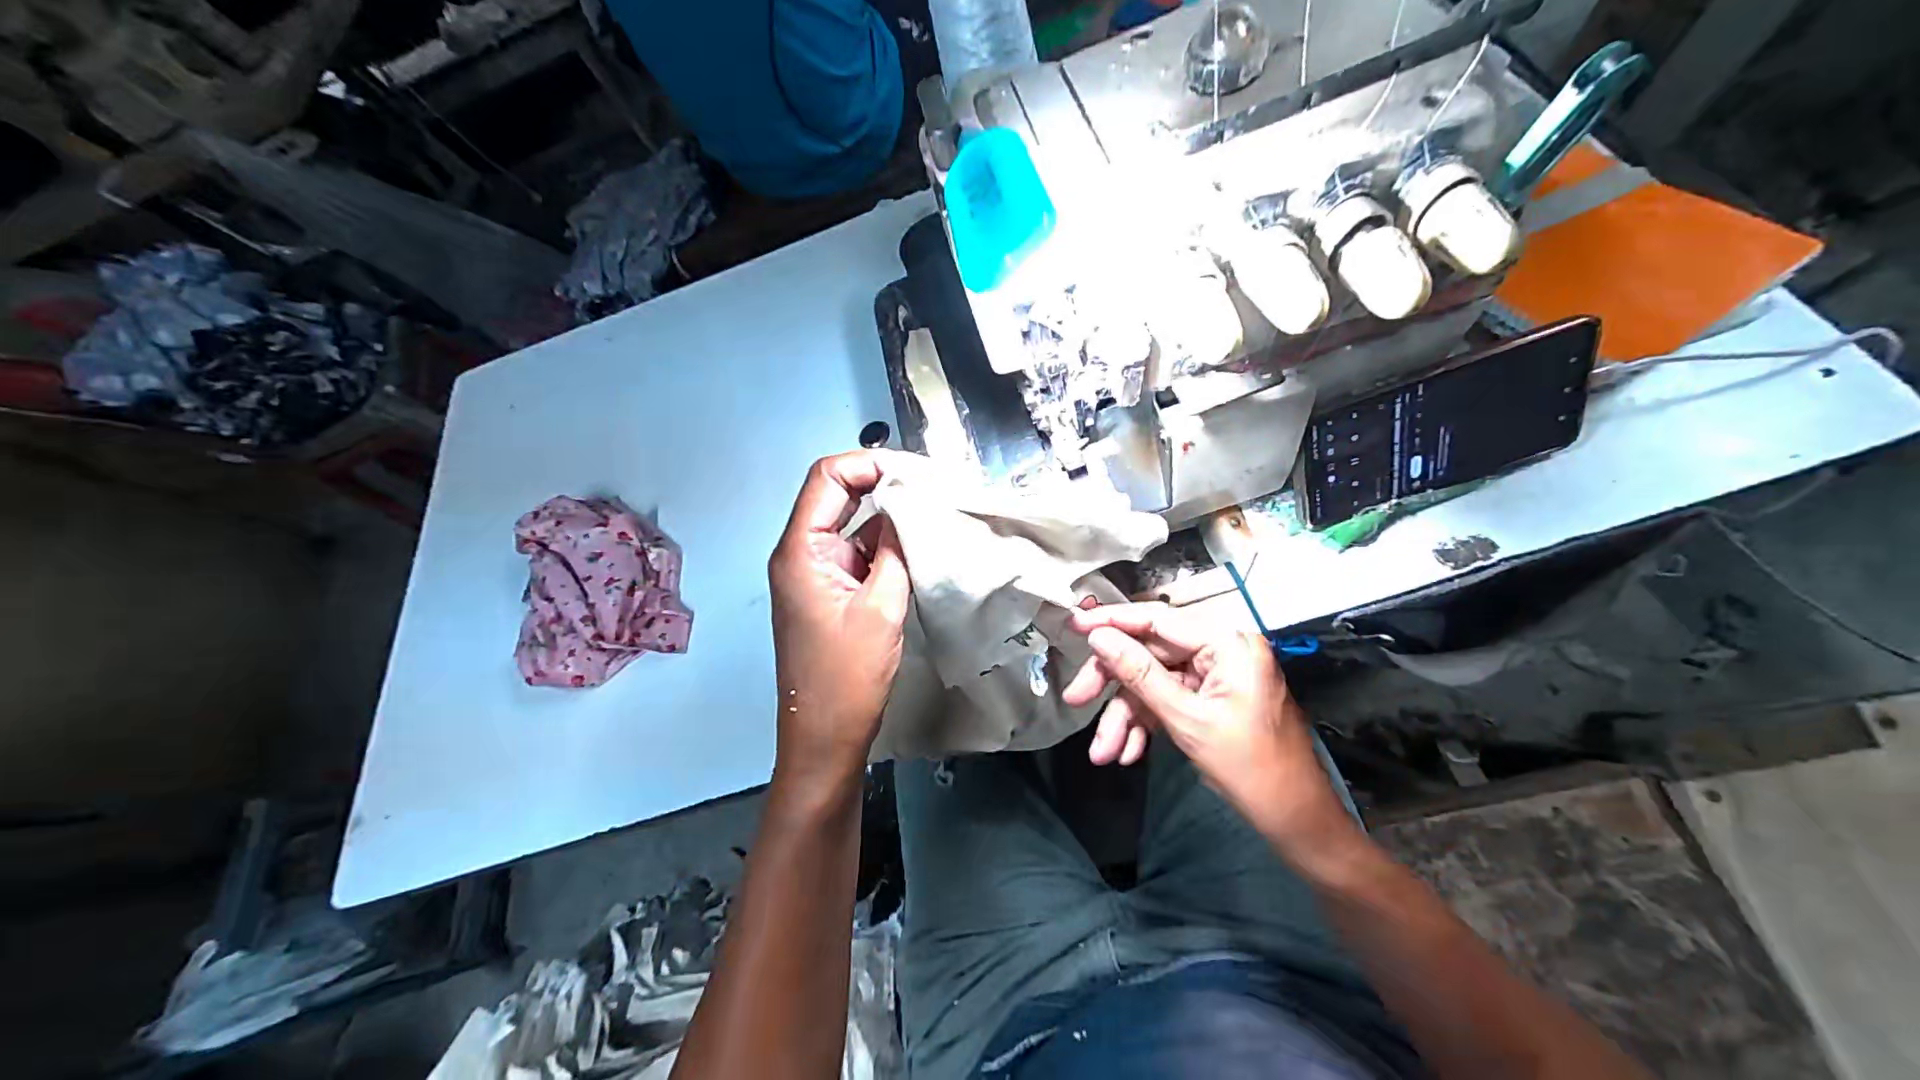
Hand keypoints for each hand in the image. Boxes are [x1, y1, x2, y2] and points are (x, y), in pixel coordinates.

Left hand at [768, 451, 911, 780]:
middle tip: (931, 486)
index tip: (915, 473)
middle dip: (882, 483)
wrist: (824, 737)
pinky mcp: (831, 590)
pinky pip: (858, 551)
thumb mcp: (881, 608)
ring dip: (888, 514)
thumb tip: (912, 506)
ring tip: (933, 509)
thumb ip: (895, 550)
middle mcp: (801, 553)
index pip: (827, 478)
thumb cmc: (846, 678)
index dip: (868, 464)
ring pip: (851, 523)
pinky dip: (886, 543)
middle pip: (837, 495)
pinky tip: (920, 542)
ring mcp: (816, 572)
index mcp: (801, 551)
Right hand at [1062, 602, 1351, 846]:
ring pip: (1153, 682)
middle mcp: (1221, 650)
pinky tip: (1128, 752)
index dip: (1112, 621)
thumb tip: (1098, 637)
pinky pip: (1168, 700)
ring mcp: (1215, 675)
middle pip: (1150, 653)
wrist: (1296, 819)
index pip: (1158, 619)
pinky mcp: (1210, 698)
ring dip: (1126, 715)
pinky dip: (1146, 723)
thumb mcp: (1186, 719)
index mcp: (1227, 644)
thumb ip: (1139, 674)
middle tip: (1076, 699)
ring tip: (1103, 751)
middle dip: (1113, 684)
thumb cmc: (1249, 766)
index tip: (1074, 624)